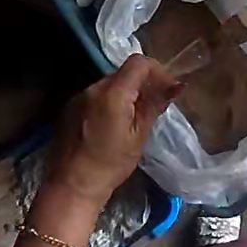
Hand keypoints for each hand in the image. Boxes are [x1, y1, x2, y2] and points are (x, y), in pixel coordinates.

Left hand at [50, 55, 181, 204]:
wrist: (72, 184)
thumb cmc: (111, 164)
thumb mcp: (138, 135)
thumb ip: (154, 105)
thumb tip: (175, 86)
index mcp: (112, 93)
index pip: (138, 63)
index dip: (157, 70)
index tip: (167, 89)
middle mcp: (93, 88)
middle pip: (123, 73)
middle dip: (143, 83)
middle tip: (156, 105)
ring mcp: (79, 97)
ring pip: (110, 84)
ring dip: (126, 93)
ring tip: (135, 118)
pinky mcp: (71, 108)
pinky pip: (97, 96)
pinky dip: (110, 102)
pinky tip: (114, 124)